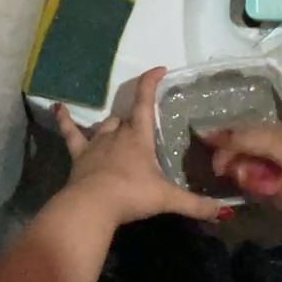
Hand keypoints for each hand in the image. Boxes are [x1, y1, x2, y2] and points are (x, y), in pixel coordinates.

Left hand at [51, 68, 219, 226]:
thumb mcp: (167, 199)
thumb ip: (195, 205)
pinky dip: (64, 120)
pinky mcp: (78, 155)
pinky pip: (70, 133)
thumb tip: (223, 212)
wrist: (92, 205)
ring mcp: (95, 143)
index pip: (146, 102)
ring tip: (119, 131)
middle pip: (126, 119)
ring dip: (113, 127)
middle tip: (145, 131)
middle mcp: (116, 134)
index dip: (151, 83)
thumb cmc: (131, 194)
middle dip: (136, 120)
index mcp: (138, 137)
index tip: (159, 69)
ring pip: (105, 126)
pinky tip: (57, 107)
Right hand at [203, 122, 281, 232]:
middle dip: (238, 144)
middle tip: (226, 161)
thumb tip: (241, 172)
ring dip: (260, 143)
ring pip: (276, 130)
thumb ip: (256, 182)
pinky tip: (279, 160)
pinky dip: (279, 144)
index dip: (222, 149)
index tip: (213, 164)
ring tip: (252, 162)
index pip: (241, 137)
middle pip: (257, 129)